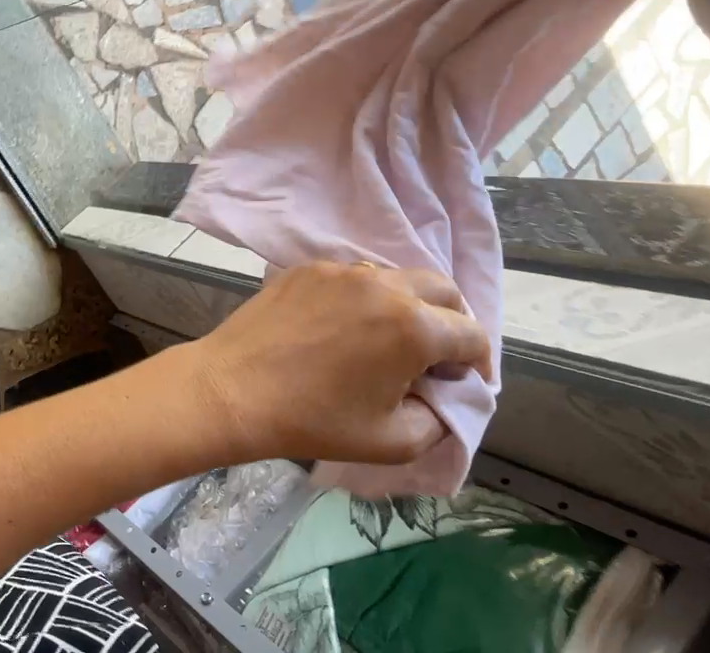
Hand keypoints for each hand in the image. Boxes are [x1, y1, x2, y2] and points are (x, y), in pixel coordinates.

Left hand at [187, 263, 492, 465]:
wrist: (232, 390)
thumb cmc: (314, 420)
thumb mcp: (396, 439)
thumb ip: (438, 415)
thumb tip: (442, 392)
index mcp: (412, 325)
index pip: (471, 334)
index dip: (477, 363)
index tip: (461, 385)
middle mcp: (380, 285)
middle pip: (442, 290)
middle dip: (451, 322)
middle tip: (437, 358)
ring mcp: (338, 271)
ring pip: (395, 278)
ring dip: (408, 305)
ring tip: (391, 343)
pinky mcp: (304, 270)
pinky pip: (352, 277)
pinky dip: (365, 298)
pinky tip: (347, 329)